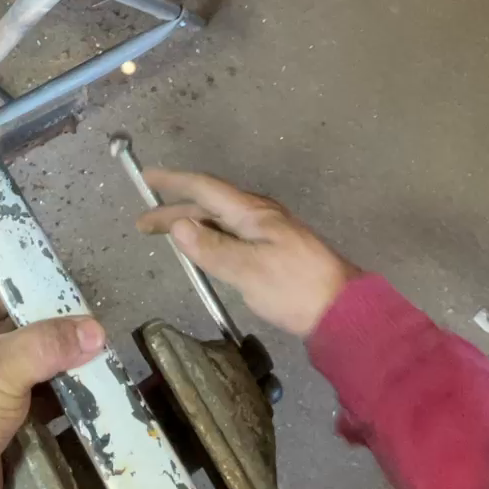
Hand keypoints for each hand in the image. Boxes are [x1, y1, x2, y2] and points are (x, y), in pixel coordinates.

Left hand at [0, 286, 106, 488]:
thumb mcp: (6, 365)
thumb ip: (50, 343)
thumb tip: (97, 330)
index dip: (29, 295)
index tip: (66, 299)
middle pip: (20, 334)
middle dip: (53, 336)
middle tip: (90, 334)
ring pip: (29, 370)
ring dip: (58, 370)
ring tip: (95, 363)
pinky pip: (32, 403)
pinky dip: (55, 400)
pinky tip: (83, 397)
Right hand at [137, 168, 361, 336]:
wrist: (345, 312)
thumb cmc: (295, 288)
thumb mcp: (249, 271)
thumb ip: (211, 249)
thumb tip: (177, 225)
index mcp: (250, 212)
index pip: (203, 187)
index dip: (173, 180)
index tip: (146, 176)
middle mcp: (256, 214)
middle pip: (207, 204)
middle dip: (174, 209)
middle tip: (143, 224)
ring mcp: (266, 231)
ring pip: (218, 219)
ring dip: (190, 223)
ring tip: (166, 234)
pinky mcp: (272, 248)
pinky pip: (229, 232)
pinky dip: (207, 235)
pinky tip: (202, 249)